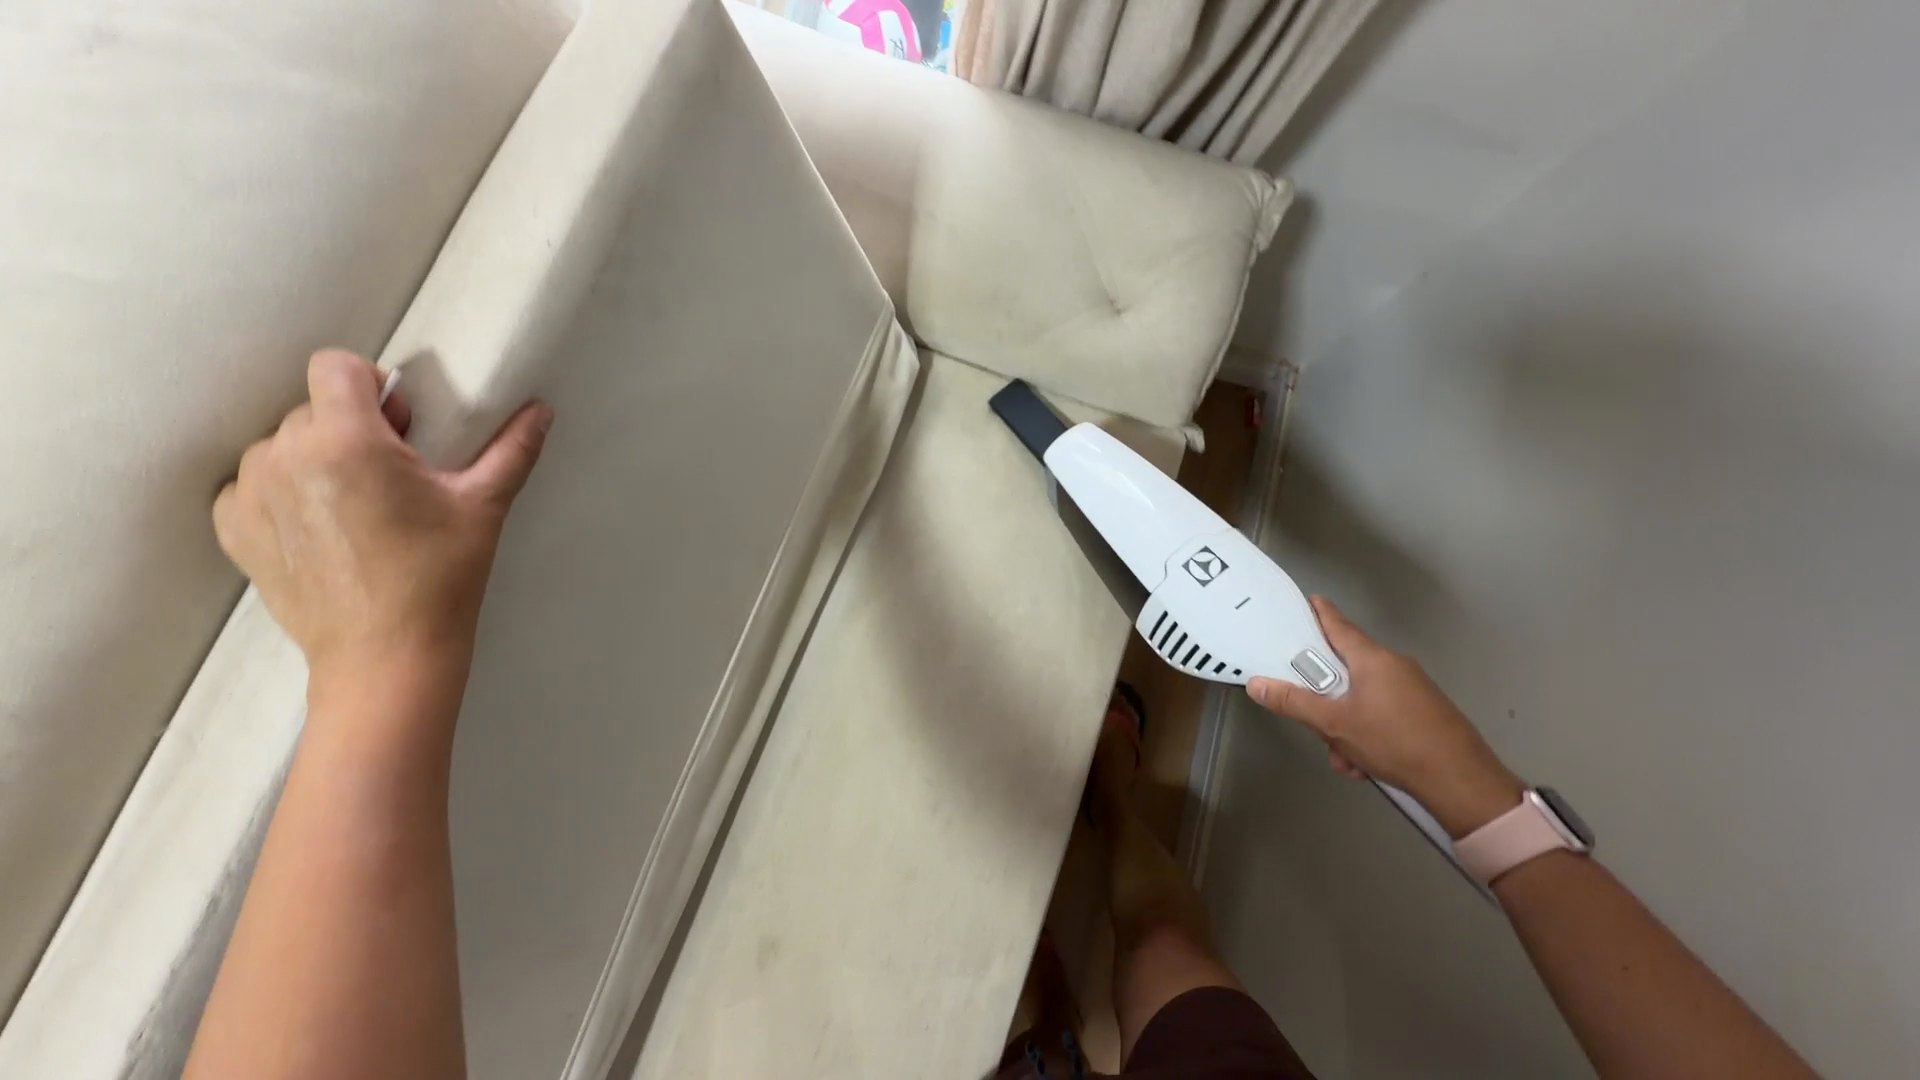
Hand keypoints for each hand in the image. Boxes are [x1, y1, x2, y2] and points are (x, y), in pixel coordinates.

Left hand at [213, 350, 551, 683]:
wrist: (387, 654)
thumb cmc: (442, 576)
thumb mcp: (483, 507)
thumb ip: (512, 450)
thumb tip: (542, 411)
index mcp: (347, 440)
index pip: (334, 366)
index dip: (372, 384)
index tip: (401, 423)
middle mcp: (285, 455)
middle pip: (314, 408)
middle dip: (354, 428)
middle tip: (396, 475)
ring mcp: (250, 492)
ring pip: (284, 445)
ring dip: (319, 459)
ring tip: (360, 507)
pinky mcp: (233, 527)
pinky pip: (255, 484)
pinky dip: (286, 493)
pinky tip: (326, 529)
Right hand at [1247, 596, 1523, 836]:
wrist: (1461, 781)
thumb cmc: (1394, 741)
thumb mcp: (1334, 723)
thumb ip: (1293, 702)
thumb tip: (1257, 683)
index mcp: (1371, 658)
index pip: (1336, 623)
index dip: (1315, 612)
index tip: (1298, 604)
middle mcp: (1392, 666)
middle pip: (1342, 668)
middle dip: (1322, 698)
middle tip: (1312, 722)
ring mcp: (1410, 689)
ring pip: (1359, 698)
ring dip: (1342, 726)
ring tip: (1344, 758)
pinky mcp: (1421, 713)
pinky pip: (1379, 714)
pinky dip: (1365, 735)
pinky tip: (1363, 764)